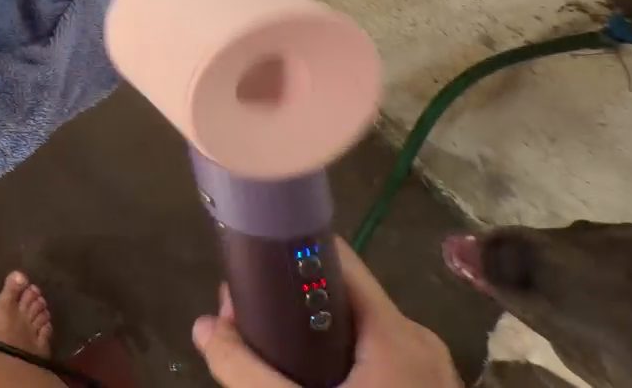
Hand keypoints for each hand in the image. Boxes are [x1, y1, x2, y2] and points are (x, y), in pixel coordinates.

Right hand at [192, 242, 458, 387]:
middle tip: (244, 324)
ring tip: (267, 354)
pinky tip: (303, 379)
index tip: (241, 274)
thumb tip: (203, 326)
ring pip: (349, 328)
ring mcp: (428, 373)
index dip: (281, 255)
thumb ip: (243, 367)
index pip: (331, 257)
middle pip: (334, 294)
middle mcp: (417, 342)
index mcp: (397, 334)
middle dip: (282, 303)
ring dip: (303, 334)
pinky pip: (367, 357)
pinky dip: (329, 359)